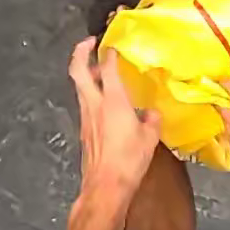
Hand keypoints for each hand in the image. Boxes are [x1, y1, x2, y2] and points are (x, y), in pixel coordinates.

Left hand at [67, 38, 161, 216]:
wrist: (105, 187)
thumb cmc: (129, 160)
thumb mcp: (150, 138)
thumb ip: (152, 120)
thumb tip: (151, 113)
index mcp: (113, 101)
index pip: (108, 69)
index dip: (110, 54)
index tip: (114, 45)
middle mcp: (94, 104)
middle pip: (78, 71)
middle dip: (80, 53)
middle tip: (89, 42)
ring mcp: (85, 117)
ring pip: (79, 86)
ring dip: (86, 73)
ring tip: (99, 69)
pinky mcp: (84, 129)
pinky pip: (84, 102)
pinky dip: (90, 92)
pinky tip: (105, 99)